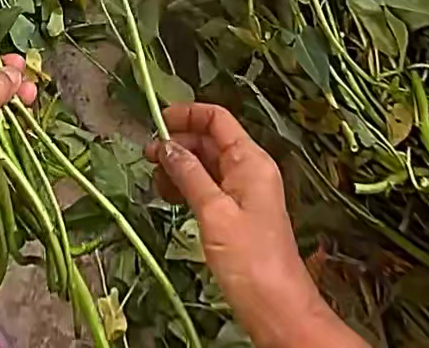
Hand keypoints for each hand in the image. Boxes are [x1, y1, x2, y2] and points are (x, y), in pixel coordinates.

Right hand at [147, 102, 367, 347]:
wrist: (279, 313)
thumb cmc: (251, 261)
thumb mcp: (214, 212)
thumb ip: (189, 174)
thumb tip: (165, 145)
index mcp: (250, 160)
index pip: (217, 118)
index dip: (187, 114)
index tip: (159, 121)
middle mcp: (249, 169)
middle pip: (209, 140)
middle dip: (178, 143)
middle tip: (149, 156)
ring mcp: (244, 191)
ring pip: (206, 164)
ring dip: (180, 166)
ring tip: (157, 179)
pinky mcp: (237, 214)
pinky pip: (208, 186)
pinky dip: (188, 186)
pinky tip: (170, 196)